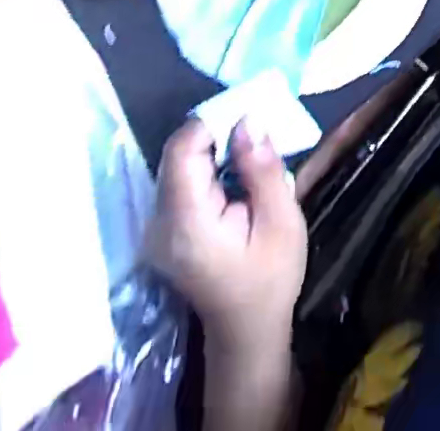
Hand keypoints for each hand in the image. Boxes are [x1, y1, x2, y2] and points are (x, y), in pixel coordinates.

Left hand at [146, 118, 306, 347]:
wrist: (247, 329)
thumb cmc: (271, 277)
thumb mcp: (282, 221)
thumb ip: (263, 170)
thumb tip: (249, 121)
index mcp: (187, 222)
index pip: (182, 151)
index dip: (211, 121)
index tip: (249, 110)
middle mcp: (160, 221)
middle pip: (179, 154)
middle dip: (218, 131)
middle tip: (259, 123)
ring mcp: (157, 226)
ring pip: (180, 162)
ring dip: (216, 146)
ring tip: (254, 145)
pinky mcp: (165, 226)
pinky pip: (183, 179)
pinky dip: (211, 164)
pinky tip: (239, 169)